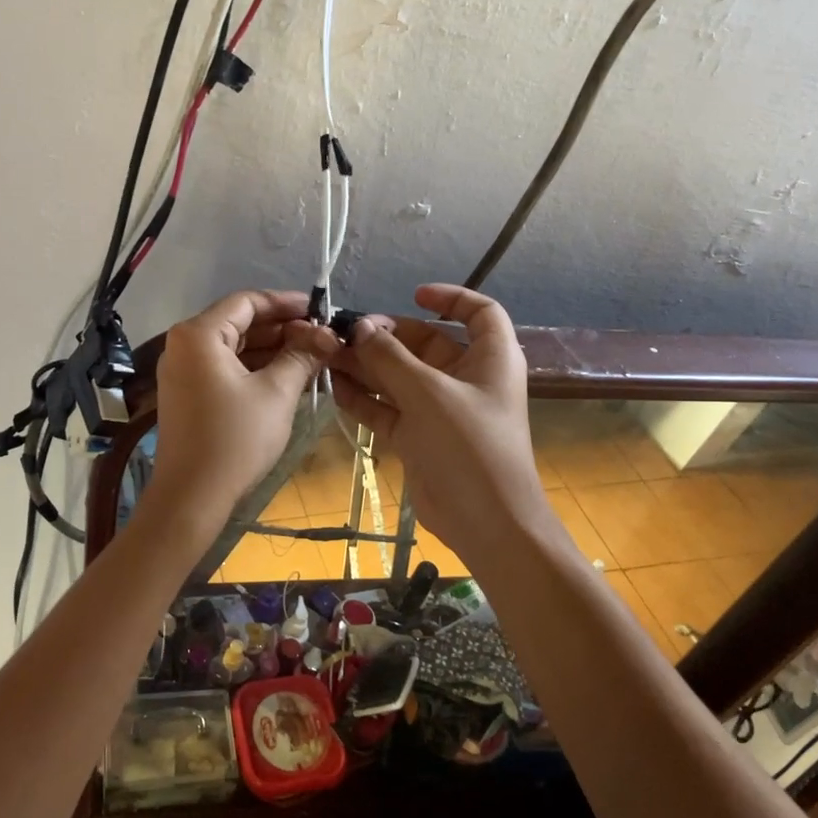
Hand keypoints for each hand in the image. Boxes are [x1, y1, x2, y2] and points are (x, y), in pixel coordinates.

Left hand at [147, 290, 341, 525]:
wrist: (191, 497)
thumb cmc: (234, 439)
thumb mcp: (276, 394)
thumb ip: (302, 356)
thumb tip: (328, 335)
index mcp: (198, 334)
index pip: (247, 301)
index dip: (286, 303)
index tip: (320, 310)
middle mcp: (183, 344)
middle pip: (239, 322)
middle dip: (282, 328)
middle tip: (322, 336)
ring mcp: (182, 370)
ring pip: (234, 346)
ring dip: (272, 349)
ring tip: (313, 356)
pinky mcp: (187, 393)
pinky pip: (225, 367)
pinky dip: (254, 368)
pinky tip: (288, 375)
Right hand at [332, 284, 546, 564]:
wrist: (486, 523)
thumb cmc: (469, 446)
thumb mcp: (428, 393)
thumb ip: (389, 358)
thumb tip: (359, 328)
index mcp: (490, 359)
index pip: (479, 313)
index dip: (451, 298)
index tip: (413, 294)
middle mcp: (467, 379)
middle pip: (426, 343)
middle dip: (386, 337)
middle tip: (346, 334)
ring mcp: (442, 411)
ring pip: (400, 377)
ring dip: (367, 366)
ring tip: (327, 357)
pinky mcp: (420, 438)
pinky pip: (388, 408)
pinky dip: (365, 398)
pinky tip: (335, 388)